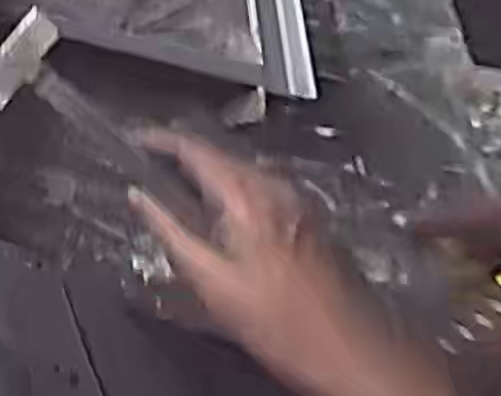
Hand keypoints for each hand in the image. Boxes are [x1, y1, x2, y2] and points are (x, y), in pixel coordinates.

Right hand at [131, 130, 452, 395]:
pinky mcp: (309, 220)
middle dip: (178, 152)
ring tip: (176, 182)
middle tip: (148, 160)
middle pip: (215, 152)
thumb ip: (167, 230)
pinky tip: (218, 208)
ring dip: (204, 168)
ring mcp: (296, 203)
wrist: (366, 363)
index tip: (134, 138)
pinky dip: (228, 184)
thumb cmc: (287, 325)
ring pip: (237, 168)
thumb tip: (137, 197)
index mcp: (245, 195)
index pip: (192, 146)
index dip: (157, 138)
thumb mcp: (211, 280)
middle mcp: (273, 189)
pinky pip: (256, 185)